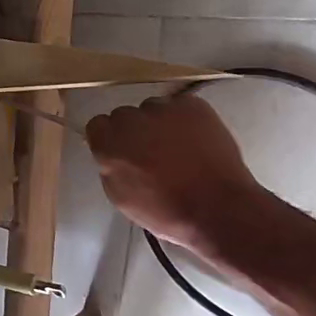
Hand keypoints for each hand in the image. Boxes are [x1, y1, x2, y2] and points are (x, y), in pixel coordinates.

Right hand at [85, 94, 264, 256]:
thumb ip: (111, 167)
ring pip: (154, 109)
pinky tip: (196, 142)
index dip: (110, 140)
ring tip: (179, 150)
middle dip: (135, 132)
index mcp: (110, 143)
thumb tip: (115, 155)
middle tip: (153, 154)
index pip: (98, 126)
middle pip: (126, 116)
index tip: (123, 153)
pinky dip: (186, 120)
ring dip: (160, 124)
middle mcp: (132, 119)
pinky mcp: (192, 104)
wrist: (217, 206)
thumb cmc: (167, 211)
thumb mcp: (123, 198)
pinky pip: (181, 107)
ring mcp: (164, 108)